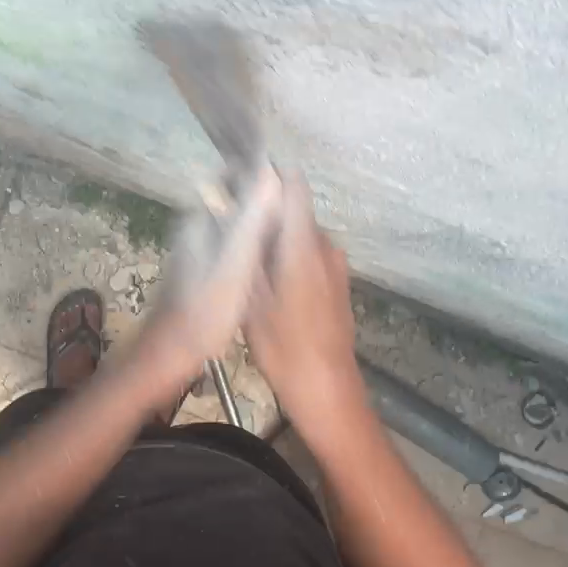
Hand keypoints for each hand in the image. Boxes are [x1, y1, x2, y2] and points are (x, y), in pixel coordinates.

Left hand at [133, 162, 283, 384]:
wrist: (172, 352)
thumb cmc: (204, 309)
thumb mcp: (235, 264)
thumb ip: (252, 219)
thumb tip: (271, 172)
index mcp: (201, 219)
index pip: (230, 176)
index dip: (257, 171)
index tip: (288, 177)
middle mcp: (195, 227)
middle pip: (233, 197)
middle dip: (262, 195)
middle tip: (296, 204)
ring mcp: (197, 249)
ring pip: (233, 221)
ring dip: (258, 220)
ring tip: (290, 226)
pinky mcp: (202, 269)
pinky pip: (232, 244)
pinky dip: (252, 244)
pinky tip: (271, 258)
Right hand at [243, 174, 365, 433]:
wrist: (327, 390)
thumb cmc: (284, 348)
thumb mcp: (251, 302)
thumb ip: (247, 252)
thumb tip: (237, 213)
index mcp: (303, 246)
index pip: (293, 188)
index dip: (269, 176)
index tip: (240, 177)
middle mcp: (325, 248)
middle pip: (293, 213)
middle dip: (264, 214)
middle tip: (229, 228)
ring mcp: (336, 266)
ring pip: (299, 237)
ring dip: (274, 241)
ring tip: (243, 260)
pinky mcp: (337, 284)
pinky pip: (309, 256)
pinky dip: (287, 259)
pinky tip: (266, 284)